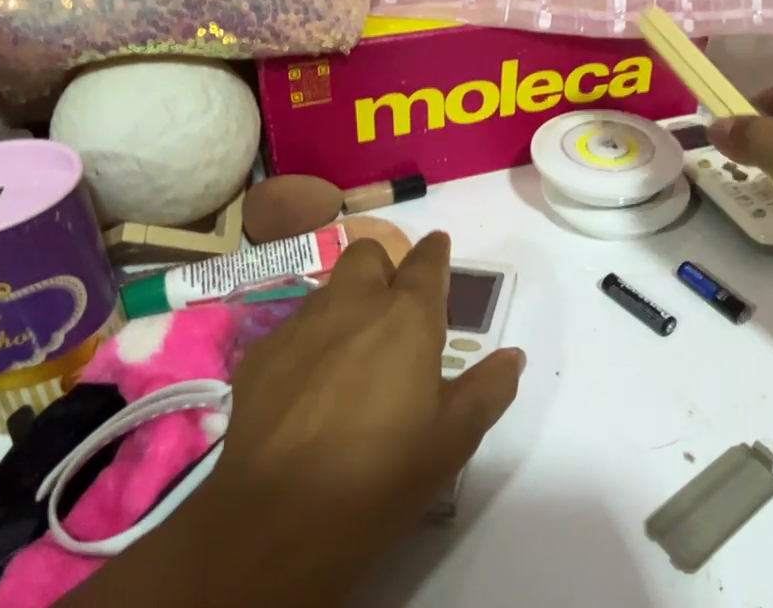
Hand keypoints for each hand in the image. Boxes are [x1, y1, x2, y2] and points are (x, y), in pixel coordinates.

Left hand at [205, 232, 523, 598]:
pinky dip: (309, 344)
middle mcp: (353, 305)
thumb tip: (512, 358)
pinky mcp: (260, 357)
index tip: (439, 252)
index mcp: (407, 317)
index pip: (426, 261)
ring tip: (352, 354)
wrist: (281, 519)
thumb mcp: (454, 438)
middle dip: (384, 269)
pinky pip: (292, 330)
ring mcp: (300, 327)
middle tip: (395, 312)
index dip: (435, 253)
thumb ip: (489, 388)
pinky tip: (310, 389)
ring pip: (328, 291)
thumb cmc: (384, 474)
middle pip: (368, 255)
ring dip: (346, 306)